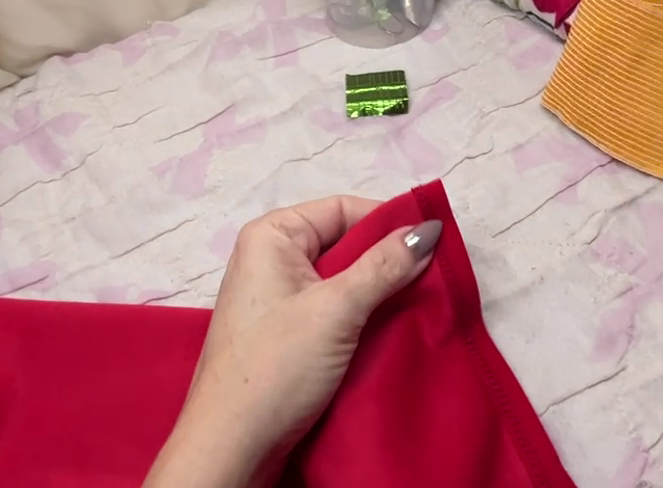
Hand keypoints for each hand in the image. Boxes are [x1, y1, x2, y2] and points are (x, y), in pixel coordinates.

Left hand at [145, 197, 441, 487]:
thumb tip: (430, 228)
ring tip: (419, 300)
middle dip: (386, 258)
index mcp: (272, 235)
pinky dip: (360, 314)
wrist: (230, 453)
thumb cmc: (276, 367)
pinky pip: (331, 306)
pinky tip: (390, 327)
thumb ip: (385, 266)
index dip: (387, 221)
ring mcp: (275, 296)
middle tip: (433, 273)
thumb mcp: (337, 310)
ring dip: (376, 289)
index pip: (342, 209)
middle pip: (343, 242)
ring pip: (341, 277)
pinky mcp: (284, 331)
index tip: (432, 241)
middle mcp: (270, 256)